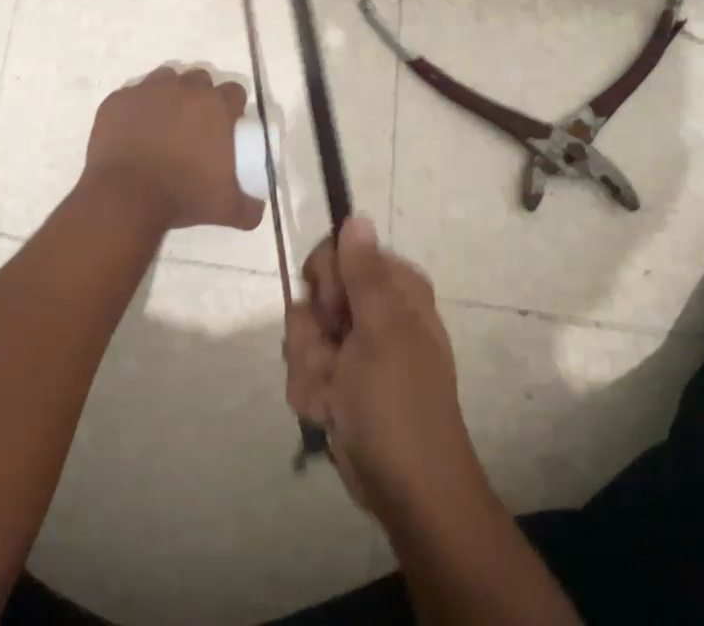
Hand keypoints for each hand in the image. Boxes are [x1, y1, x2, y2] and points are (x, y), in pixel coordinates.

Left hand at [82, 66, 265, 231]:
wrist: (126, 197)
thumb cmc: (183, 197)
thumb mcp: (226, 209)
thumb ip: (248, 209)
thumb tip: (257, 211)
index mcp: (216, 108)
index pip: (234, 92)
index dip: (233, 106)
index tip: (228, 124)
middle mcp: (183, 90)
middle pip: (199, 80)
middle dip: (201, 95)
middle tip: (195, 123)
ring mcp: (147, 91)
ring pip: (165, 79)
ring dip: (169, 93)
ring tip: (164, 120)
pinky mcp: (118, 100)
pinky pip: (132, 95)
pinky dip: (136, 107)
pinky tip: (134, 128)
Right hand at [284, 217, 476, 519]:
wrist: (405, 487)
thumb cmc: (398, 405)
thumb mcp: (382, 333)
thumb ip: (364, 275)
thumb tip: (356, 217)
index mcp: (394, 292)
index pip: (336, 253)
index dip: (325, 282)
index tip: (334, 311)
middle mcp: (372, 314)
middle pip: (310, 297)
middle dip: (312, 335)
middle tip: (337, 360)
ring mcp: (351, 350)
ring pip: (299, 336)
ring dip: (310, 370)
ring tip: (337, 396)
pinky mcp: (335, 382)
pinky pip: (301, 370)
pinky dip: (312, 394)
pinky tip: (332, 414)